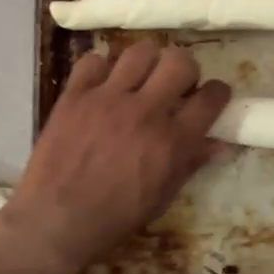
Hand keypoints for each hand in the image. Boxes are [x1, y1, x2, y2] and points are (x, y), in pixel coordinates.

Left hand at [0, 43, 231, 273]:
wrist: (56, 221)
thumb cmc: (114, 218)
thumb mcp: (161, 197)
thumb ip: (189, 164)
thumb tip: (217, 144)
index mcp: (172, 141)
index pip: (210, 98)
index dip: (218, 93)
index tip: (212, 97)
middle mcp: (145, 111)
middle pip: (179, 62)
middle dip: (185, 69)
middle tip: (175, 85)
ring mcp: (107, 99)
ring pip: (139, 52)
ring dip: (146, 63)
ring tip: (139, 79)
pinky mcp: (74, 96)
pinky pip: (93, 61)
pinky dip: (101, 69)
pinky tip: (101, 87)